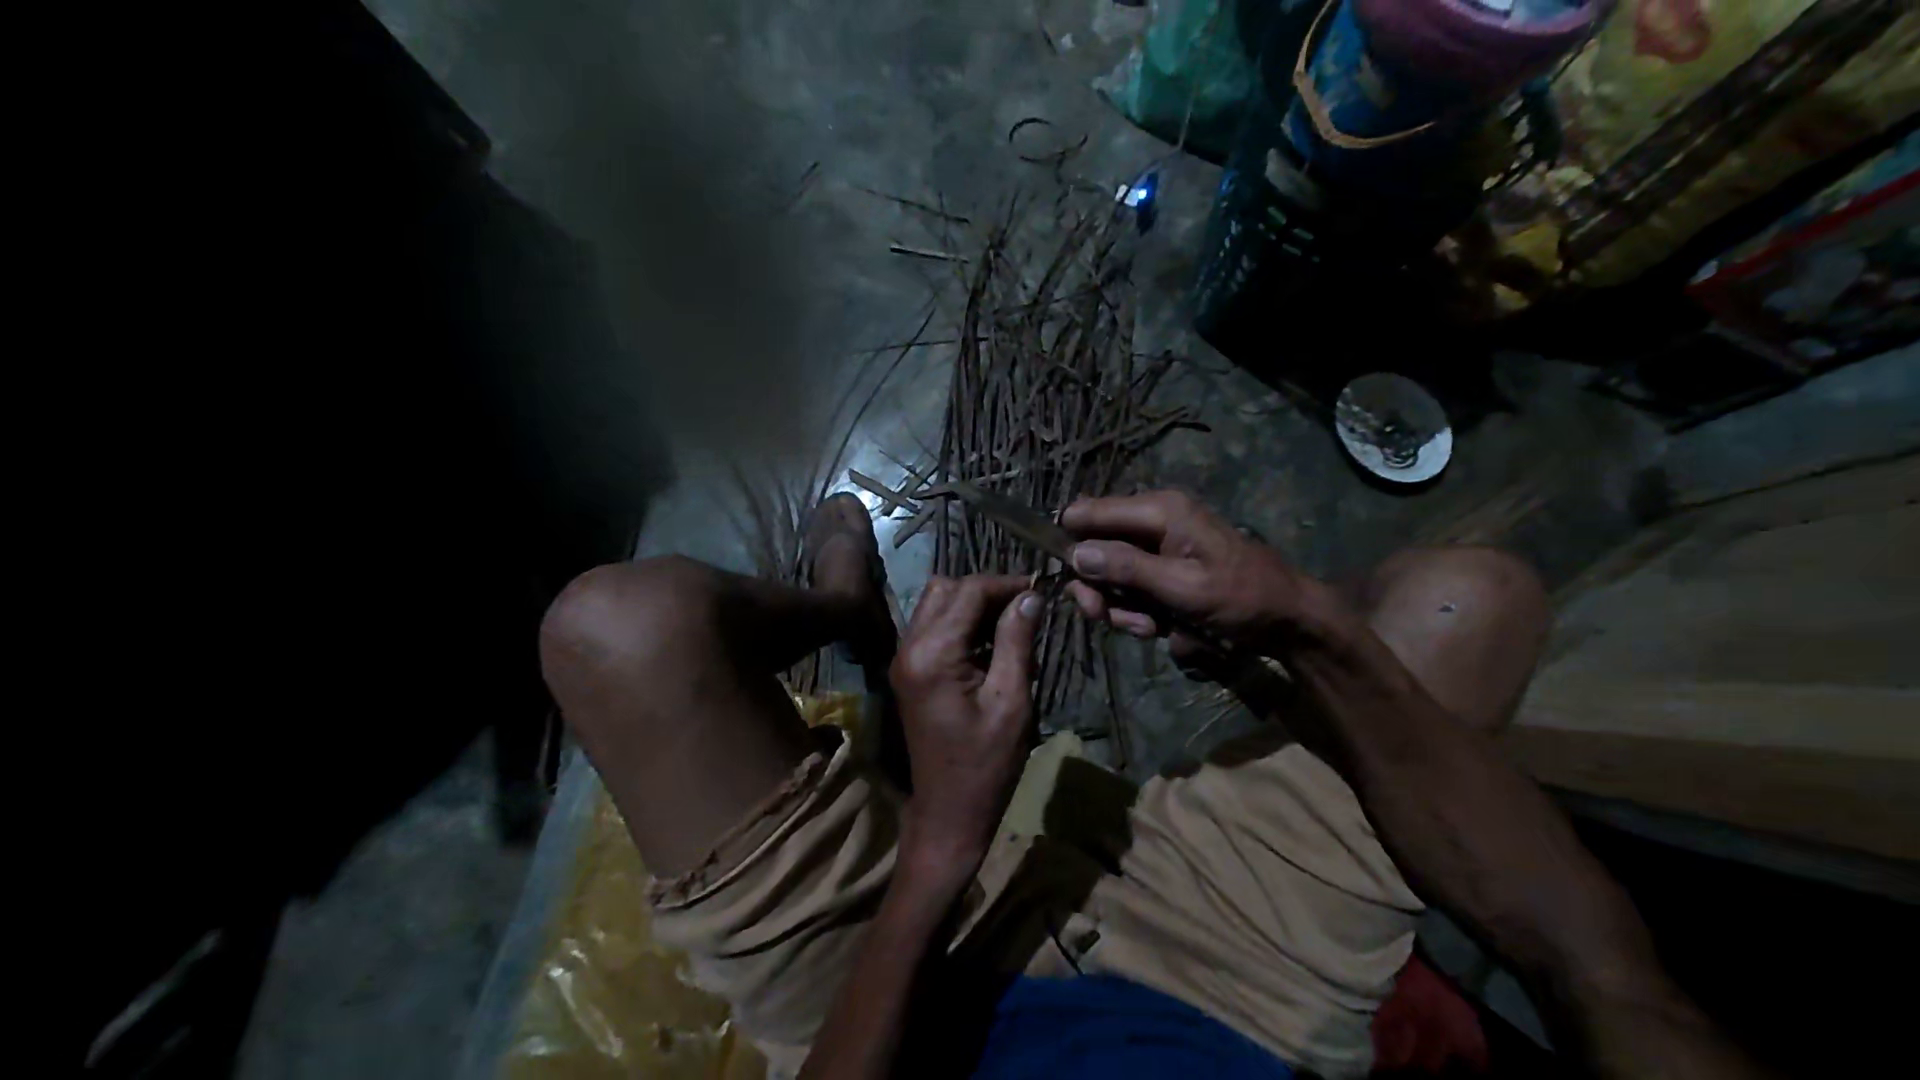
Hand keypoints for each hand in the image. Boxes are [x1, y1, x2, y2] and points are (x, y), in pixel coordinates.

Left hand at [888, 575, 1040, 893]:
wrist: (949, 810)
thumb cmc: (986, 762)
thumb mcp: (1011, 701)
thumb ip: (1016, 641)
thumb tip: (1030, 597)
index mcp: (932, 654)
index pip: (968, 592)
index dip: (1005, 584)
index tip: (1039, 588)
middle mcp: (909, 647)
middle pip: (945, 589)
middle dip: (986, 590)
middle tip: (1024, 606)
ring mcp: (904, 659)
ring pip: (935, 604)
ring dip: (972, 604)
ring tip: (1010, 622)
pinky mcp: (909, 671)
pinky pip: (932, 627)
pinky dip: (960, 623)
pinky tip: (990, 643)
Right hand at [1061, 490, 1327, 656]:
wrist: (1288, 619)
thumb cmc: (1241, 597)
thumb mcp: (1183, 586)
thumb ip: (1127, 568)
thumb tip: (1075, 554)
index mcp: (1159, 510)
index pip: (1088, 512)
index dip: (1069, 542)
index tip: (1068, 579)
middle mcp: (1153, 521)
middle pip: (1094, 547)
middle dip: (1097, 586)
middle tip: (1102, 616)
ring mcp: (1158, 546)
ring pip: (1110, 574)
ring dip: (1119, 606)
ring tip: (1148, 628)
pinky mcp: (1162, 569)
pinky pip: (1131, 588)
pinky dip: (1137, 610)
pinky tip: (1158, 628)